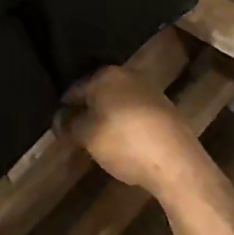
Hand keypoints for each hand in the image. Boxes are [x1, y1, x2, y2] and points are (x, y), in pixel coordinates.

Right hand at [56, 65, 214, 199]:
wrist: (175, 160)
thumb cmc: (124, 142)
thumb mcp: (87, 136)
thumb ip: (69, 124)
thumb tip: (58, 118)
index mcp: (105, 74)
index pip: (74, 88)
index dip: (64, 107)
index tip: (58, 126)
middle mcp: (127, 74)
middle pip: (97, 92)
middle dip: (86, 110)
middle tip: (76, 134)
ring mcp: (148, 89)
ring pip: (117, 101)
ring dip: (106, 117)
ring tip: (98, 141)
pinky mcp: (163, 107)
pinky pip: (134, 111)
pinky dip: (125, 123)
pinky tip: (123, 142)